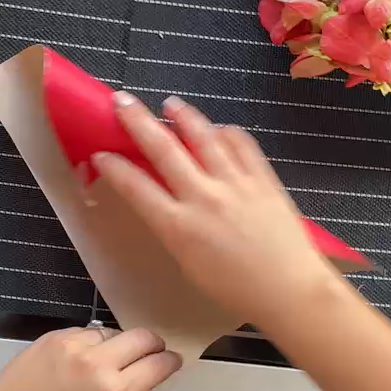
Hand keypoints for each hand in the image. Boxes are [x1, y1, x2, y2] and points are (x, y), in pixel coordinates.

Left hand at [0, 327, 180, 390]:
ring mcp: (75, 344)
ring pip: (112, 331)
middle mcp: (97, 363)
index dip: (169, 361)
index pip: (157, 365)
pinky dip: (91, 341)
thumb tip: (143, 370)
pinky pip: (87, 331)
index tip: (171, 360)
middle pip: (142, 337)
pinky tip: (82, 356)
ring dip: (117, 342)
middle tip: (151, 352)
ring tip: (108, 358)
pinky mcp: (56, 334)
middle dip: (152, 344)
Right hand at [89, 93, 344, 331]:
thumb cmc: (235, 289)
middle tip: (121, 100)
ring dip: (183, 116)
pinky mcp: (262, 178)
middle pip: (164, 149)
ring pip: (203, 136)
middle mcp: (203, 198)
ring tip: (170, 104)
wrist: (289, 290)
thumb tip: (164, 201)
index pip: (135, 186)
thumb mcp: (188, 264)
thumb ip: (173, 228)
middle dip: (138, 121)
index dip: (114, 167)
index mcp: (178, 227)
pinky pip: (241, 144)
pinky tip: (217, 128)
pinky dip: (225, 131)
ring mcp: (234, 183)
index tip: (101, 153)